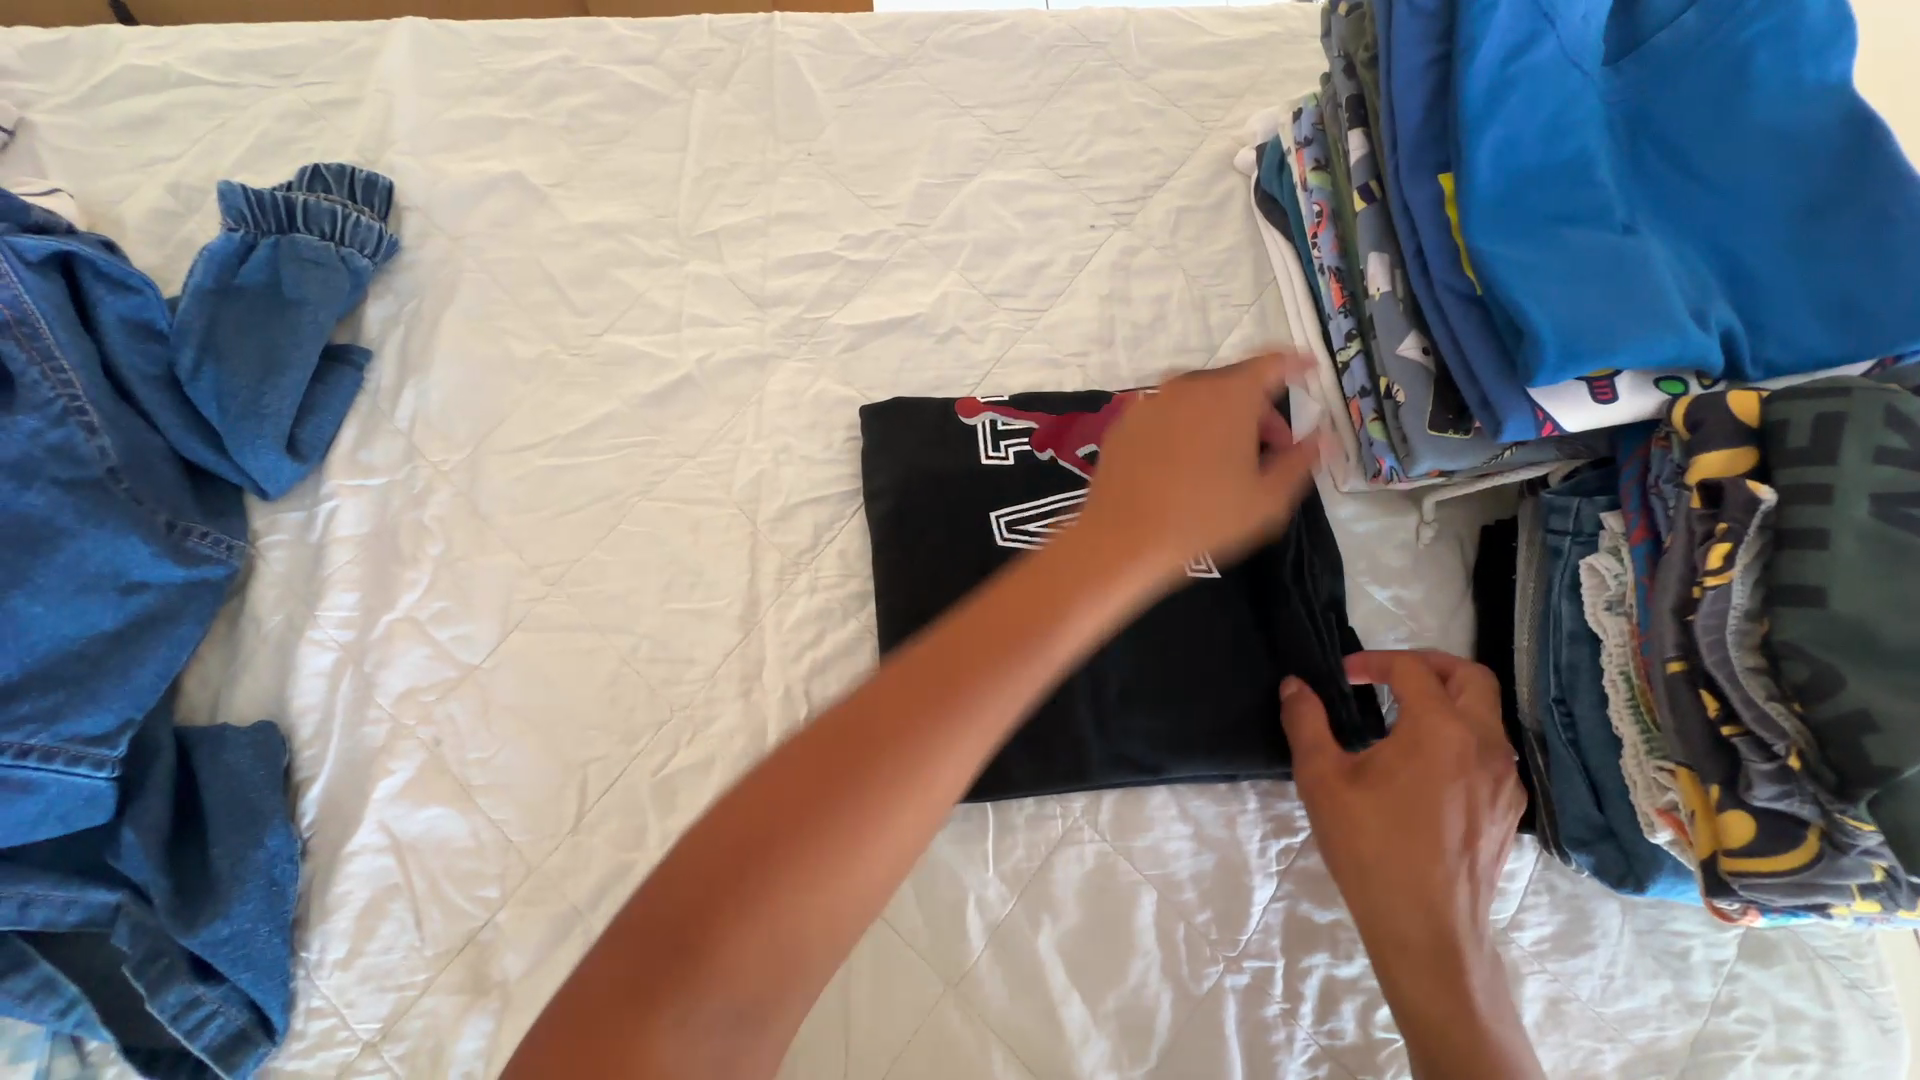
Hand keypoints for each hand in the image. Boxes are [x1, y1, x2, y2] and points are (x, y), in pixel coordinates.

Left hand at [1072, 352, 1321, 581]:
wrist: (1121, 541)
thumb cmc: (1202, 521)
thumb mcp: (1268, 500)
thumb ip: (1300, 461)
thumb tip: (1320, 438)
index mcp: (1230, 395)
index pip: (1273, 363)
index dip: (1297, 366)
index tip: (1310, 372)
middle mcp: (1187, 386)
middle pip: (1234, 383)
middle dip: (1258, 408)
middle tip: (1271, 448)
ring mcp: (1149, 403)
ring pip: (1197, 399)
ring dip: (1220, 418)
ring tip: (1227, 459)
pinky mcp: (1123, 424)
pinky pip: (1166, 416)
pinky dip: (1184, 429)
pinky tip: (1184, 465)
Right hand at [1279, 650, 1524, 957]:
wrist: (1426, 927)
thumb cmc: (1369, 847)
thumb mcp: (1322, 779)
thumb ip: (1306, 722)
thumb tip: (1295, 686)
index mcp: (1440, 729)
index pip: (1413, 670)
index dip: (1375, 662)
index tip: (1343, 675)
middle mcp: (1484, 744)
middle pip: (1470, 677)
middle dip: (1427, 664)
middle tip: (1387, 675)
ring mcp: (1504, 778)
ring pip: (1486, 714)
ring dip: (1447, 700)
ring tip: (1402, 717)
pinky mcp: (1507, 808)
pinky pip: (1490, 751)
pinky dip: (1460, 736)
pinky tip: (1426, 765)